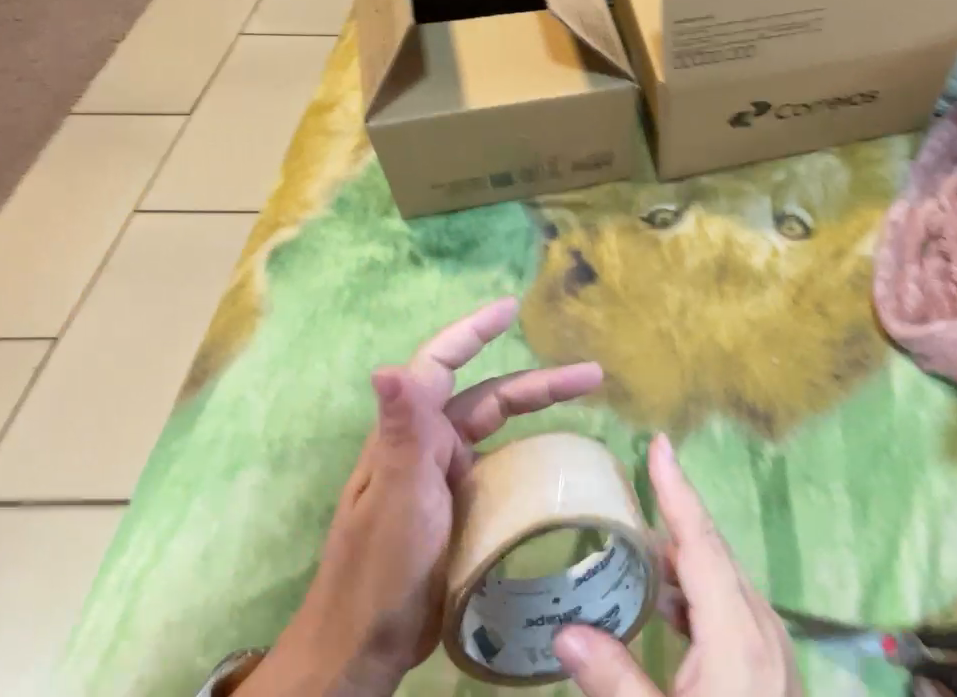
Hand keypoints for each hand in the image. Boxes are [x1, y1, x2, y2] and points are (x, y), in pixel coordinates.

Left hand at [239, 298, 602, 696]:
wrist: (364, 646)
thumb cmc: (378, 570)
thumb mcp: (397, 499)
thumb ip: (401, 433)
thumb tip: (387, 367)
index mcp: (411, 435)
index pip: (441, 365)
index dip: (473, 332)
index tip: (510, 309)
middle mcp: (429, 447)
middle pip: (490, 398)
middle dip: (540, 383)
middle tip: (592, 376)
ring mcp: (446, 480)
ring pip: (501, 433)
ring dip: (541, 416)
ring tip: (590, 414)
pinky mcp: (462, 510)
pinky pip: (504, 470)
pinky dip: (533, 458)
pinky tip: (561, 469)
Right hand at [551, 434, 801, 696]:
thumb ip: (616, 681)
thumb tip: (565, 632)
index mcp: (738, 635)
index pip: (701, 544)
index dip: (678, 492)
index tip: (659, 444)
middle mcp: (761, 630)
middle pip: (715, 556)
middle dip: (678, 517)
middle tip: (639, 484)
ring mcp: (771, 650)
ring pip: (724, 583)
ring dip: (685, 559)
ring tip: (641, 543)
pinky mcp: (767, 670)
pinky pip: (730, 610)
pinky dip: (696, 595)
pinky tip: (668, 606)